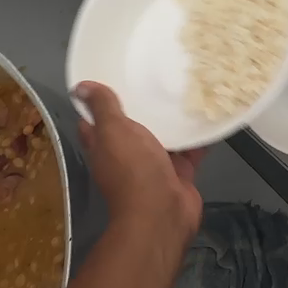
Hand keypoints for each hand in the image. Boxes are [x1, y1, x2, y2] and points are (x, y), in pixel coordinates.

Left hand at [74, 82, 204, 249]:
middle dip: (142, 106)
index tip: (109, 77)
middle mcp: (127, 157)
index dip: (98, 102)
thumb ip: (102, 108)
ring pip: (163, 137)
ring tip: (185, 88)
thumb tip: (79, 86)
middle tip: (155, 76)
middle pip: (133, 127)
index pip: (95, 122)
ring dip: (172, 119)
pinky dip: (198, 135)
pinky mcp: (179, 172)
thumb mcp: (113, 132)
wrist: (162, 212)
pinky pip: (190, 149)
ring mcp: (154, 166)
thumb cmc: (133, 169)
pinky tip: (208, 113)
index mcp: (105, 147)